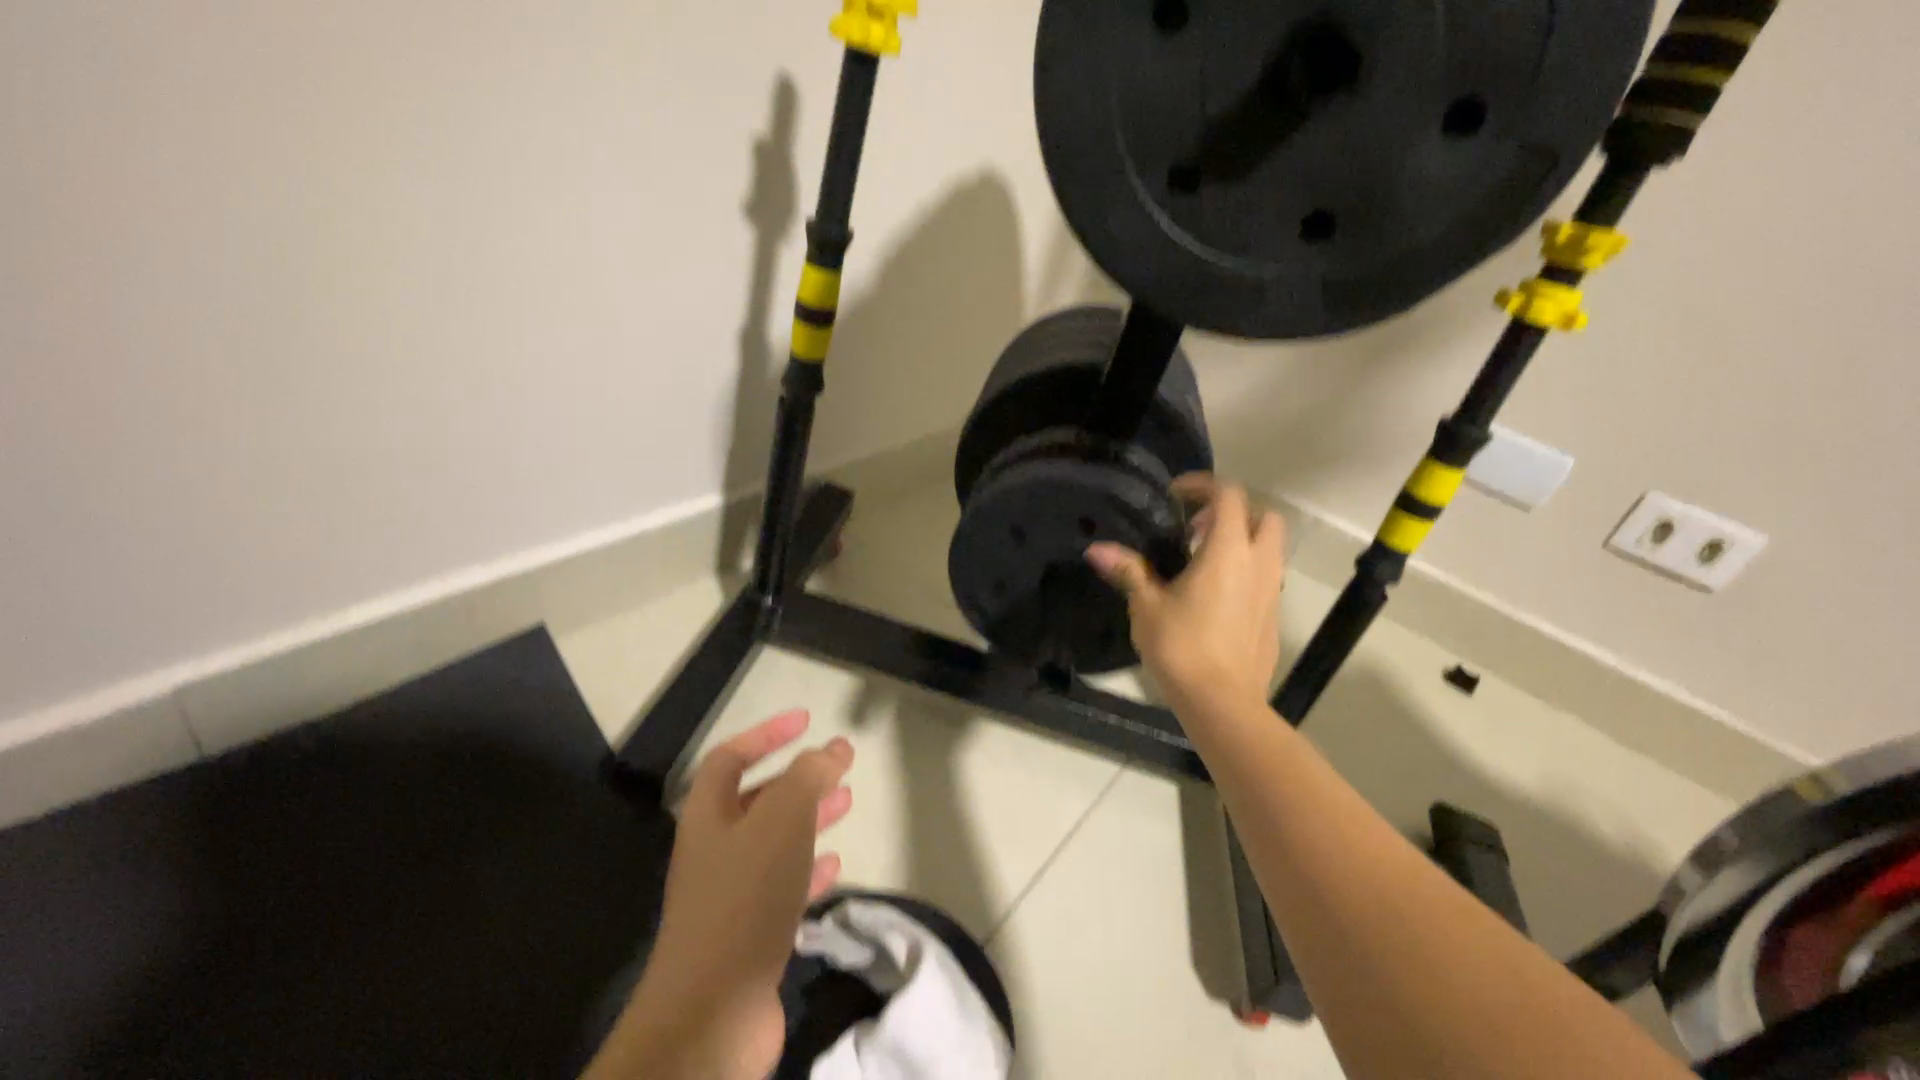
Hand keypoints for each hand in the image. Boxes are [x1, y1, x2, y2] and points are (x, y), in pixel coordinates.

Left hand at [594, 710, 853, 1079]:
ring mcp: (730, 893)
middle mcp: (714, 848)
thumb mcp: (781, 822)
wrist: (714, 1008)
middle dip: (798, 777)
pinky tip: (836, 866)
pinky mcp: (749, 933)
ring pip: (773, 841)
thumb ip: (806, 778)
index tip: (807, 720)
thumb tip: (829, 749)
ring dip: (809, 819)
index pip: (732, 756)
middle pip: (756, 798)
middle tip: (840, 765)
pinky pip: (783, 887)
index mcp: (708, 814)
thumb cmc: (745, 899)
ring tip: (847, 803)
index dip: (767, 733)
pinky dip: (810, 870)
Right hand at [1085, 475, 1286, 713]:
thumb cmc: (1181, 646)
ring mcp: (1272, 591)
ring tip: (1202, 561)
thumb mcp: (1147, 606)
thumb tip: (1097, 549)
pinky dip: (1246, 570)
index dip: (1203, 485)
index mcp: (1228, 550)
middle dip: (1233, 511)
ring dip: (1242, 541)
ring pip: (1269, 548)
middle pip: (1263, 515)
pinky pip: (1266, 577)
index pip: (1229, 495)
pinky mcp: (1273, 617)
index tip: (1175, 495)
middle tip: (1197, 527)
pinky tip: (1215, 596)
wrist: (1222, 702)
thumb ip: (1128, 571)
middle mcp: (1259, 563)